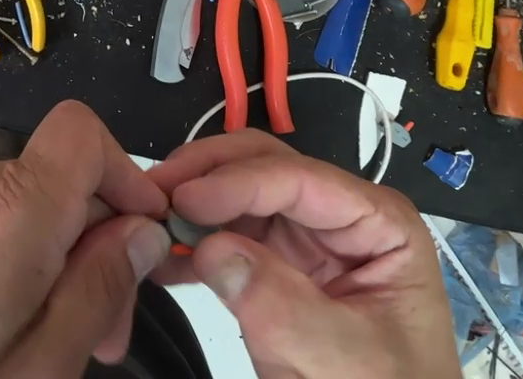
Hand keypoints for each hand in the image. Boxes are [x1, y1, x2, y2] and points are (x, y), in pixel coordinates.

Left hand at [0, 101, 171, 377]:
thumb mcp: (39, 363)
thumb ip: (98, 288)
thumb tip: (142, 232)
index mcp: (14, 206)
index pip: (83, 131)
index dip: (126, 173)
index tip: (145, 240)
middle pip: (66, 179)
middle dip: (101, 243)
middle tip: (107, 335)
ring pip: (33, 206)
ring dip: (63, 260)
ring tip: (61, 343)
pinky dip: (23, 260)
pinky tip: (14, 326)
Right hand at [147, 130, 454, 377]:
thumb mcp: (342, 360)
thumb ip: (282, 306)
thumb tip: (213, 249)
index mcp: (376, 221)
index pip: (297, 178)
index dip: (236, 181)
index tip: (183, 200)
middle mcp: (334, 212)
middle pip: (260, 164)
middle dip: (204, 173)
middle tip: (152, 192)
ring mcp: (298, 233)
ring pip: (231, 189)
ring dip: (188, 201)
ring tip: (146, 219)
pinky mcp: (268, 259)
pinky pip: (219, 232)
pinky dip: (186, 241)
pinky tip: (156, 257)